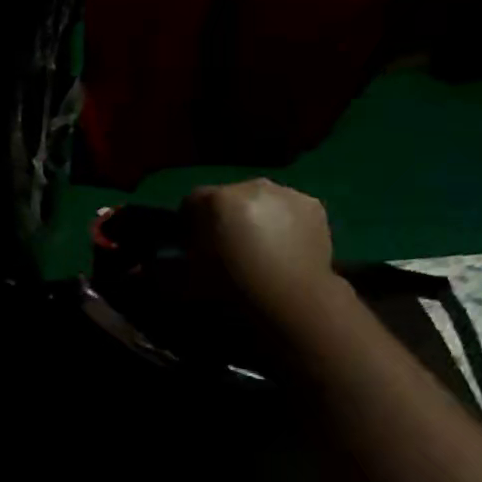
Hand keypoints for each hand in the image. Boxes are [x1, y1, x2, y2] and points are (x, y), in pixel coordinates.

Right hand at [182, 179, 336, 310]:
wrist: (291, 295)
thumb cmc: (234, 284)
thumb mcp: (191, 274)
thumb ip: (178, 255)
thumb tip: (167, 254)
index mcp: (219, 199)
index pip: (192, 199)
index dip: (188, 220)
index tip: (190, 240)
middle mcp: (253, 186)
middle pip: (229, 195)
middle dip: (224, 214)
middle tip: (227, 243)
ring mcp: (287, 192)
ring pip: (261, 198)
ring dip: (254, 214)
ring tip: (258, 245)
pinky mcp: (313, 205)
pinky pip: (288, 207)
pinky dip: (282, 220)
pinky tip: (283, 246)